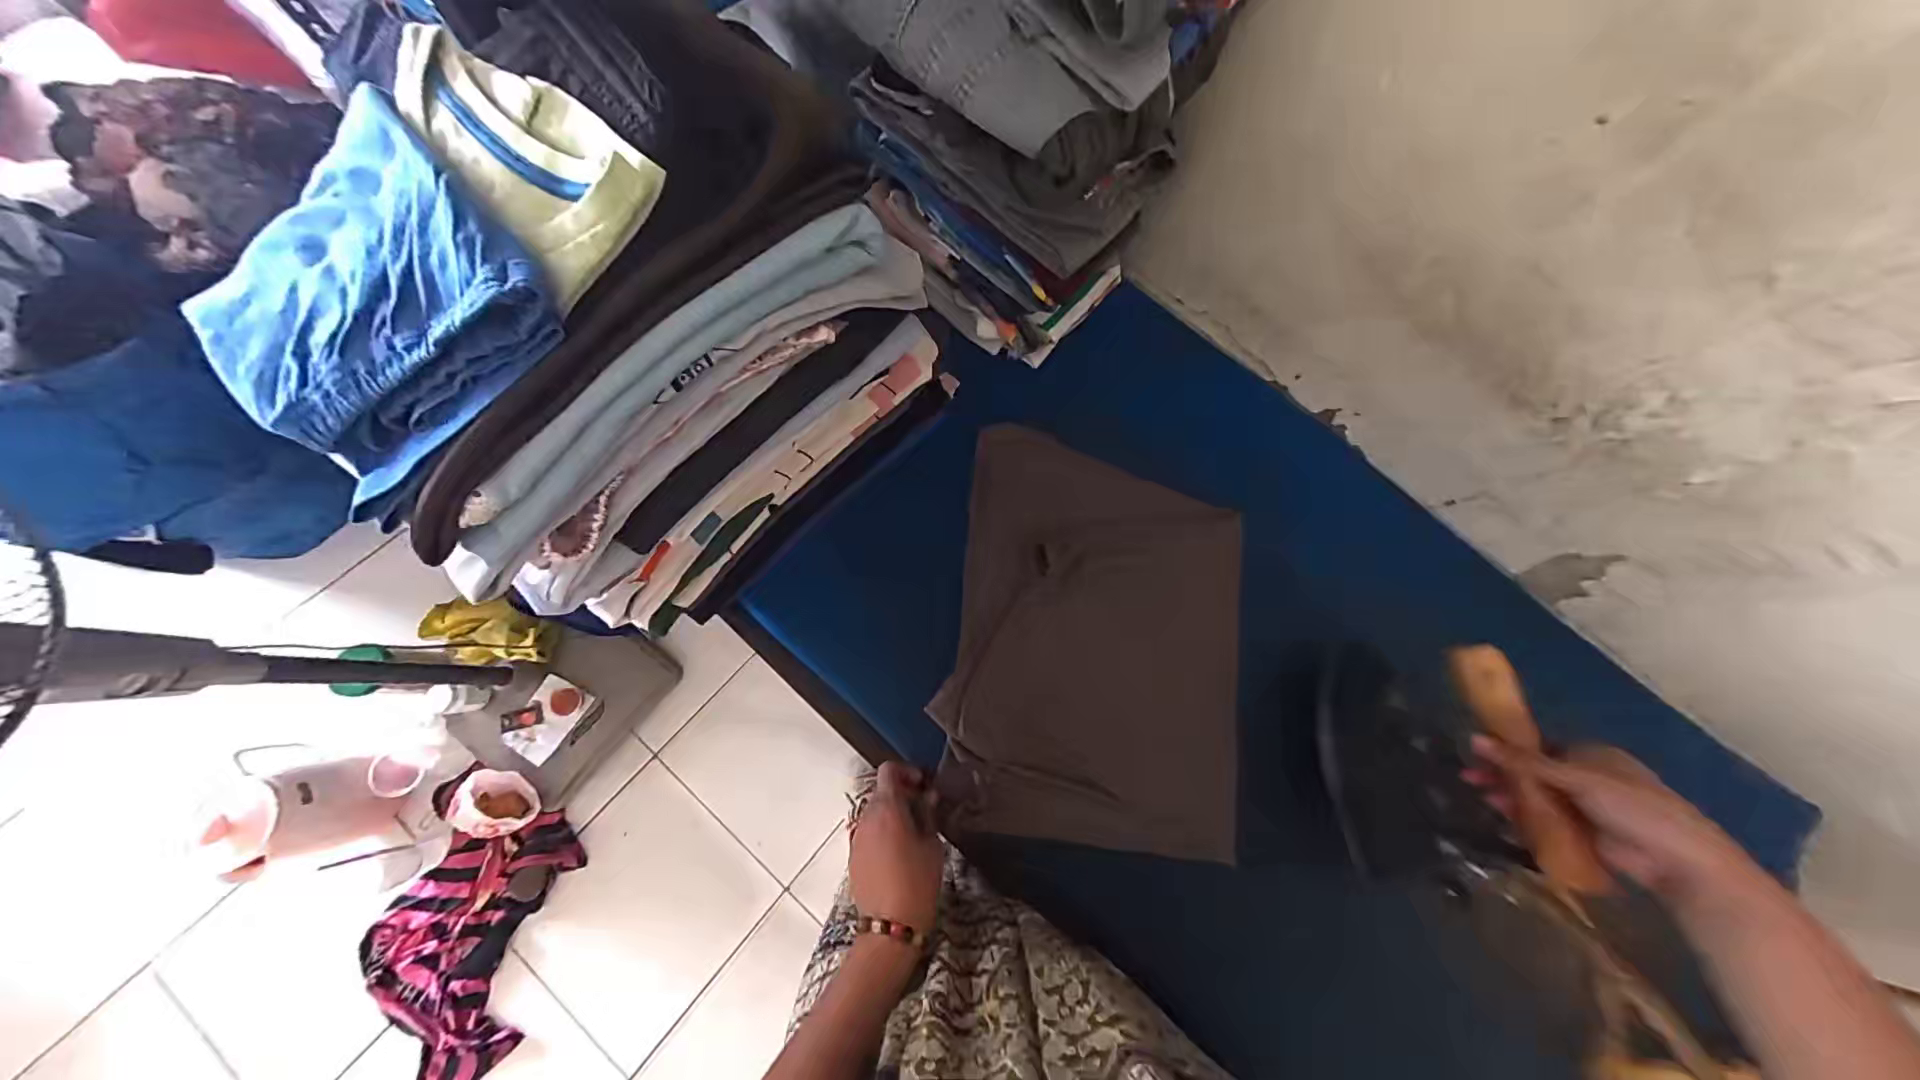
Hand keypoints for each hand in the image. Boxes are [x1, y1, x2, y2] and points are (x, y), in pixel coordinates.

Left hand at [849, 762, 943, 935]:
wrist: (890, 927)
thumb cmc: (917, 882)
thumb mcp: (932, 845)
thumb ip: (928, 814)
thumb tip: (928, 797)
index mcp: (886, 808)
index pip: (888, 771)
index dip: (907, 772)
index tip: (924, 785)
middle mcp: (866, 818)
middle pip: (881, 792)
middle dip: (902, 794)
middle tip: (925, 809)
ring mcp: (856, 838)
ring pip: (874, 813)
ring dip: (892, 814)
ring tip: (914, 831)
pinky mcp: (853, 857)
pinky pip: (868, 833)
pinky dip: (883, 832)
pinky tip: (900, 851)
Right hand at [1466, 738, 1766, 909]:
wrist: (1681, 864)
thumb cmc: (1635, 808)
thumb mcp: (1576, 779)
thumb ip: (1524, 762)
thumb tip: (1474, 738)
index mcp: (1593, 756)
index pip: (1540, 746)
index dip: (1508, 748)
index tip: (1478, 753)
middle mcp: (1588, 777)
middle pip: (1534, 771)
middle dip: (1502, 773)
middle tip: (1471, 777)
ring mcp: (1586, 806)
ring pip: (1537, 795)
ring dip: (1510, 794)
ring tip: (1483, 796)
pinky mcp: (1582, 832)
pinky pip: (1545, 819)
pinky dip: (1524, 815)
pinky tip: (1503, 814)